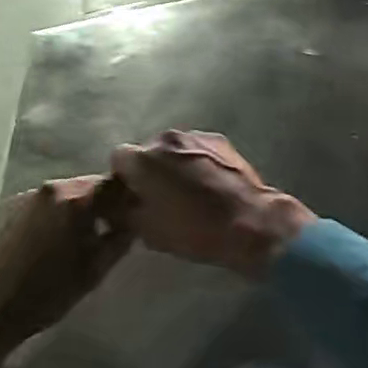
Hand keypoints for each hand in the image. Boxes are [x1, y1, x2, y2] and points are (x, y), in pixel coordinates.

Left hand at [0, 176, 129, 367]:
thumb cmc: (49, 294)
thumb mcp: (94, 270)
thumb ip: (119, 239)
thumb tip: (132, 221)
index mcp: (78, 200)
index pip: (115, 181)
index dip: (129, 193)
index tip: (134, 210)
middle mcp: (55, 188)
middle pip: (91, 184)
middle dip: (104, 200)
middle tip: (110, 224)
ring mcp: (31, 195)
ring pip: (68, 192)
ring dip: (80, 206)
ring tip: (81, 235)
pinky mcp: (13, 206)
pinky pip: (47, 201)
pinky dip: (57, 212)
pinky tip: (54, 239)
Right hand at [110, 130, 314, 278]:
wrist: (248, 221)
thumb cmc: (193, 230)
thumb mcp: (148, 231)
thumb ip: (125, 211)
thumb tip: (120, 203)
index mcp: (144, 159)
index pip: (119, 158)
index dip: (123, 178)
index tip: (132, 195)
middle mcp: (166, 139)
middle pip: (148, 150)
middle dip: (149, 170)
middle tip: (159, 195)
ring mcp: (194, 135)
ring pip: (173, 148)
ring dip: (173, 164)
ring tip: (187, 191)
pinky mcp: (218, 139)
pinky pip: (196, 148)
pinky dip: (195, 161)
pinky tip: (208, 184)